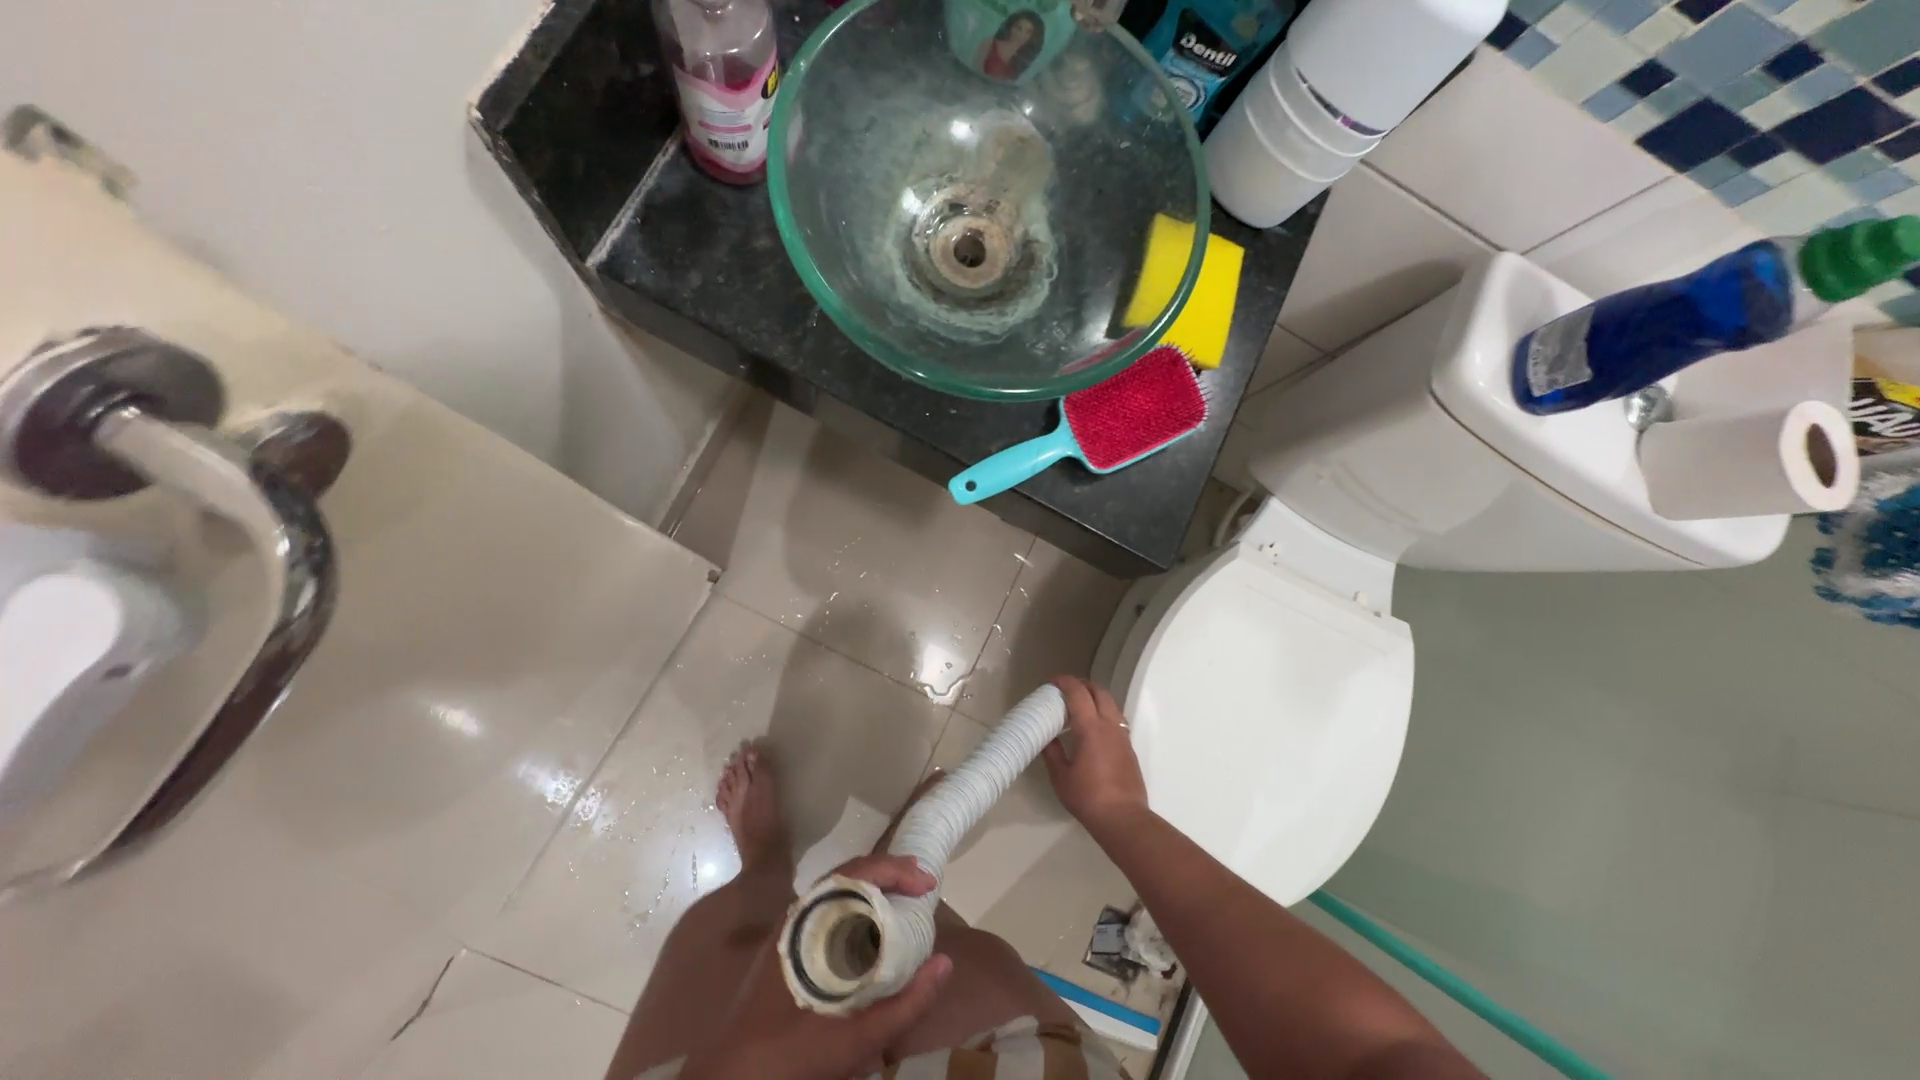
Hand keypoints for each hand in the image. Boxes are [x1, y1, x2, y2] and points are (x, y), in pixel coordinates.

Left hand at [679, 854, 952, 1079]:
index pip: (855, 876)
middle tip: (923, 885)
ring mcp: (787, 933)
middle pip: (846, 875)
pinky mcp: (785, 950)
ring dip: (871, 887)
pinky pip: (825, 911)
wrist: (731, 1079)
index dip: (895, 870)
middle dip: (888, 872)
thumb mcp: (856, 1041)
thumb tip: (944, 963)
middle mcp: (795, 920)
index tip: (927, 883)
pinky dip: (855, 907)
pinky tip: (872, 928)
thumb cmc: (792, 1057)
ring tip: (904, 898)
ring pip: (834, 891)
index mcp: (807, 928)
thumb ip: (904, 1005)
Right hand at [1042, 676, 1149, 836]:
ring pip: (1111, 704)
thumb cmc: (1087, 797)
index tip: (1052, 681)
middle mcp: (1109, 726)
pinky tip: (1094, 726)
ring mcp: (1122, 736)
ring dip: (1095, 697)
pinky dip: (1103, 712)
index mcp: (1090, 728)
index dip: (1064, 682)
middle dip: (1082, 684)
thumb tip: (1046, 738)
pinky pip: (1116, 719)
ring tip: (1079, 705)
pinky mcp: (1129, 747)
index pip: (1078, 693)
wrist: (1123, 817)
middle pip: (1099, 692)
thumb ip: (1052, 752)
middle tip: (1065, 689)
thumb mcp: (1061, 776)